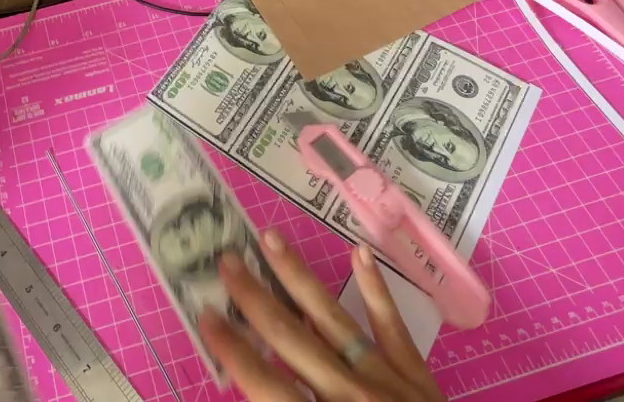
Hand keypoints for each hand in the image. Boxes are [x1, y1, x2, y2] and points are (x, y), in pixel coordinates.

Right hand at [202, 230, 444, 401]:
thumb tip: (257, 397)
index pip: (265, 384)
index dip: (232, 350)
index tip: (204, 313)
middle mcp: (349, 395)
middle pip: (292, 339)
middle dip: (255, 299)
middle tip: (227, 259)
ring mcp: (386, 382)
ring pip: (334, 319)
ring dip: (299, 277)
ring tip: (271, 238)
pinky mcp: (418, 379)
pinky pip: (393, 330)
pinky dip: (377, 291)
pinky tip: (359, 252)